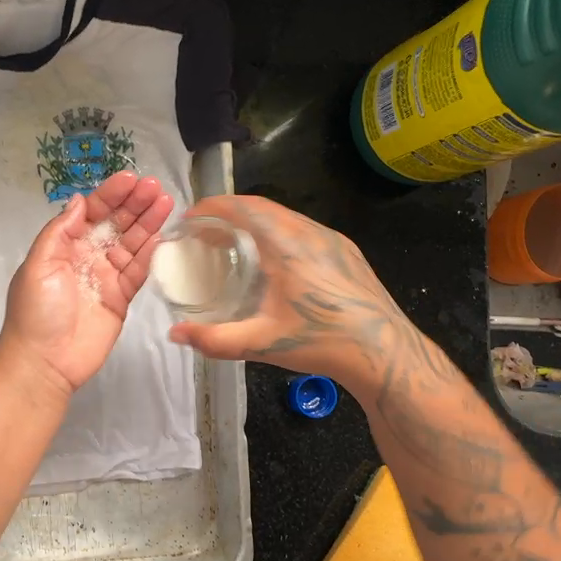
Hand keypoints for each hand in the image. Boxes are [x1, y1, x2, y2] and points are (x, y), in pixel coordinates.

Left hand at [0, 171, 172, 393]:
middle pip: (114, 224)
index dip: (109, 195)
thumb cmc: (36, 311)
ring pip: (131, 244)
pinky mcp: (121, 298)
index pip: (90, 213)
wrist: (44, 362)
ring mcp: (105, 277)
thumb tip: (78, 200)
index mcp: (62, 246)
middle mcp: (85, 257)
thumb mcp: (38, 264)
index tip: (130, 179)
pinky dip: (151, 253)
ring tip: (165, 201)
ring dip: (147, 223)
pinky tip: (164, 235)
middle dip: (133, 204)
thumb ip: (59, 231)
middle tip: (154, 186)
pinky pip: (139, 271)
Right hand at [166, 195, 418, 391]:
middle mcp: (311, 233)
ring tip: (232, 243)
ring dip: (253, 222)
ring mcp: (332, 240)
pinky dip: (276, 233)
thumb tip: (175, 334)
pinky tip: (270, 260)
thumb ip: (214, 339)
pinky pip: (302, 230)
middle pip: (262, 208)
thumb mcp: (261, 343)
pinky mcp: (346, 252)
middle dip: (228, 214)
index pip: (244, 208)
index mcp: (287, 246)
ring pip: (284, 217)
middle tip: (203, 233)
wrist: (384, 352)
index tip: (190, 218)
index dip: (212, 207)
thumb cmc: (321, 341)